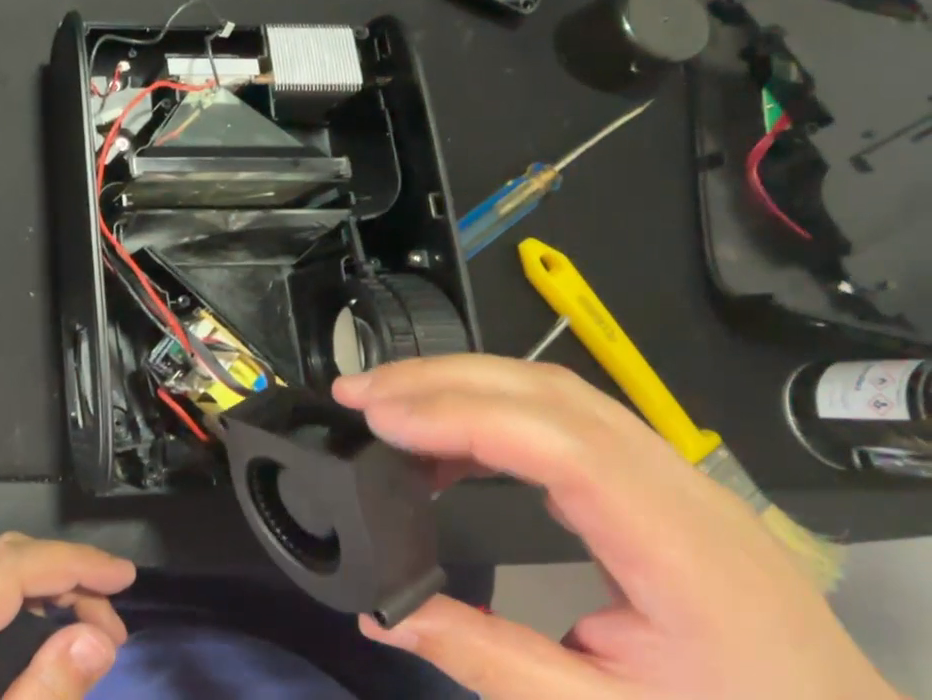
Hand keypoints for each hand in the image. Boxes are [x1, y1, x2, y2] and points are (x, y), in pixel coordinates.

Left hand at [0, 533, 135, 699]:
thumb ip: (51, 691)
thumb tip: (98, 637)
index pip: (8, 569)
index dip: (70, 563)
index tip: (123, 576)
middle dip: (63, 572)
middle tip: (112, 620)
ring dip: (43, 581)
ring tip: (90, 626)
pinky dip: (16, 593)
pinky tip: (48, 624)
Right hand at [332, 355, 900, 699]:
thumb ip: (488, 659)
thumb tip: (382, 615)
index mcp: (683, 552)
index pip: (562, 445)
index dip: (462, 417)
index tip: (378, 419)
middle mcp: (685, 492)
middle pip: (552, 394)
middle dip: (442, 381)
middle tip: (356, 394)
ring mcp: (679, 478)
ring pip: (557, 392)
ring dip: (461, 384)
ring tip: (385, 403)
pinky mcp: (662, 482)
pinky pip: (567, 417)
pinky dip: (492, 410)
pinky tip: (447, 441)